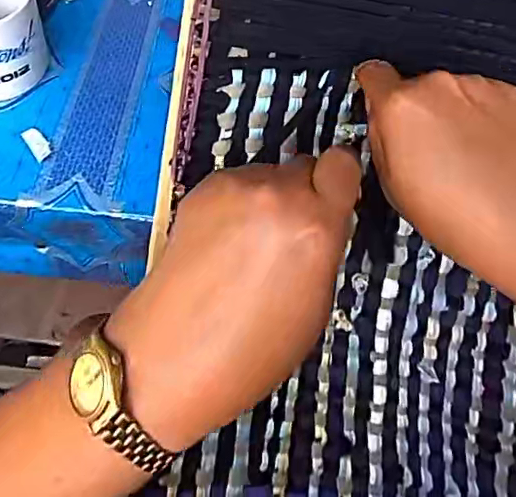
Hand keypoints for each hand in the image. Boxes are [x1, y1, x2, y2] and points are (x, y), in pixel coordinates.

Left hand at [104, 148, 359, 450]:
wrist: (173, 352)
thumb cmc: (253, 348)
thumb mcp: (316, 303)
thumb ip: (324, 245)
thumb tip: (323, 218)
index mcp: (316, 225)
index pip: (342, 163)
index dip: (339, 179)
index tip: (332, 195)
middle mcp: (279, 194)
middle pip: (304, 168)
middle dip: (302, 195)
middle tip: (288, 233)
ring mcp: (239, 185)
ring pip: (269, 176)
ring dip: (267, 200)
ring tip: (246, 246)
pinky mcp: (206, 185)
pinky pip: (238, 183)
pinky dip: (237, 204)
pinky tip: (221, 242)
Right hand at [355, 61, 515, 301]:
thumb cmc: (464, 220)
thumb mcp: (395, 189)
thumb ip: (381, 141)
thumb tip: (383, 124)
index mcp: (400, 106)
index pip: (374, 74)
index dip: (375, 93)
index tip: (381, 108)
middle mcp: (438, 85)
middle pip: (416, 88)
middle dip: (420, 113)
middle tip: (432, 155)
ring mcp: (479, 87)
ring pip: (453, 93)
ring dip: (455, 116)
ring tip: (471, 161)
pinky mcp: (514, 95)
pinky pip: (488, 99)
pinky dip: (488, 119)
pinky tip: (496, 156)